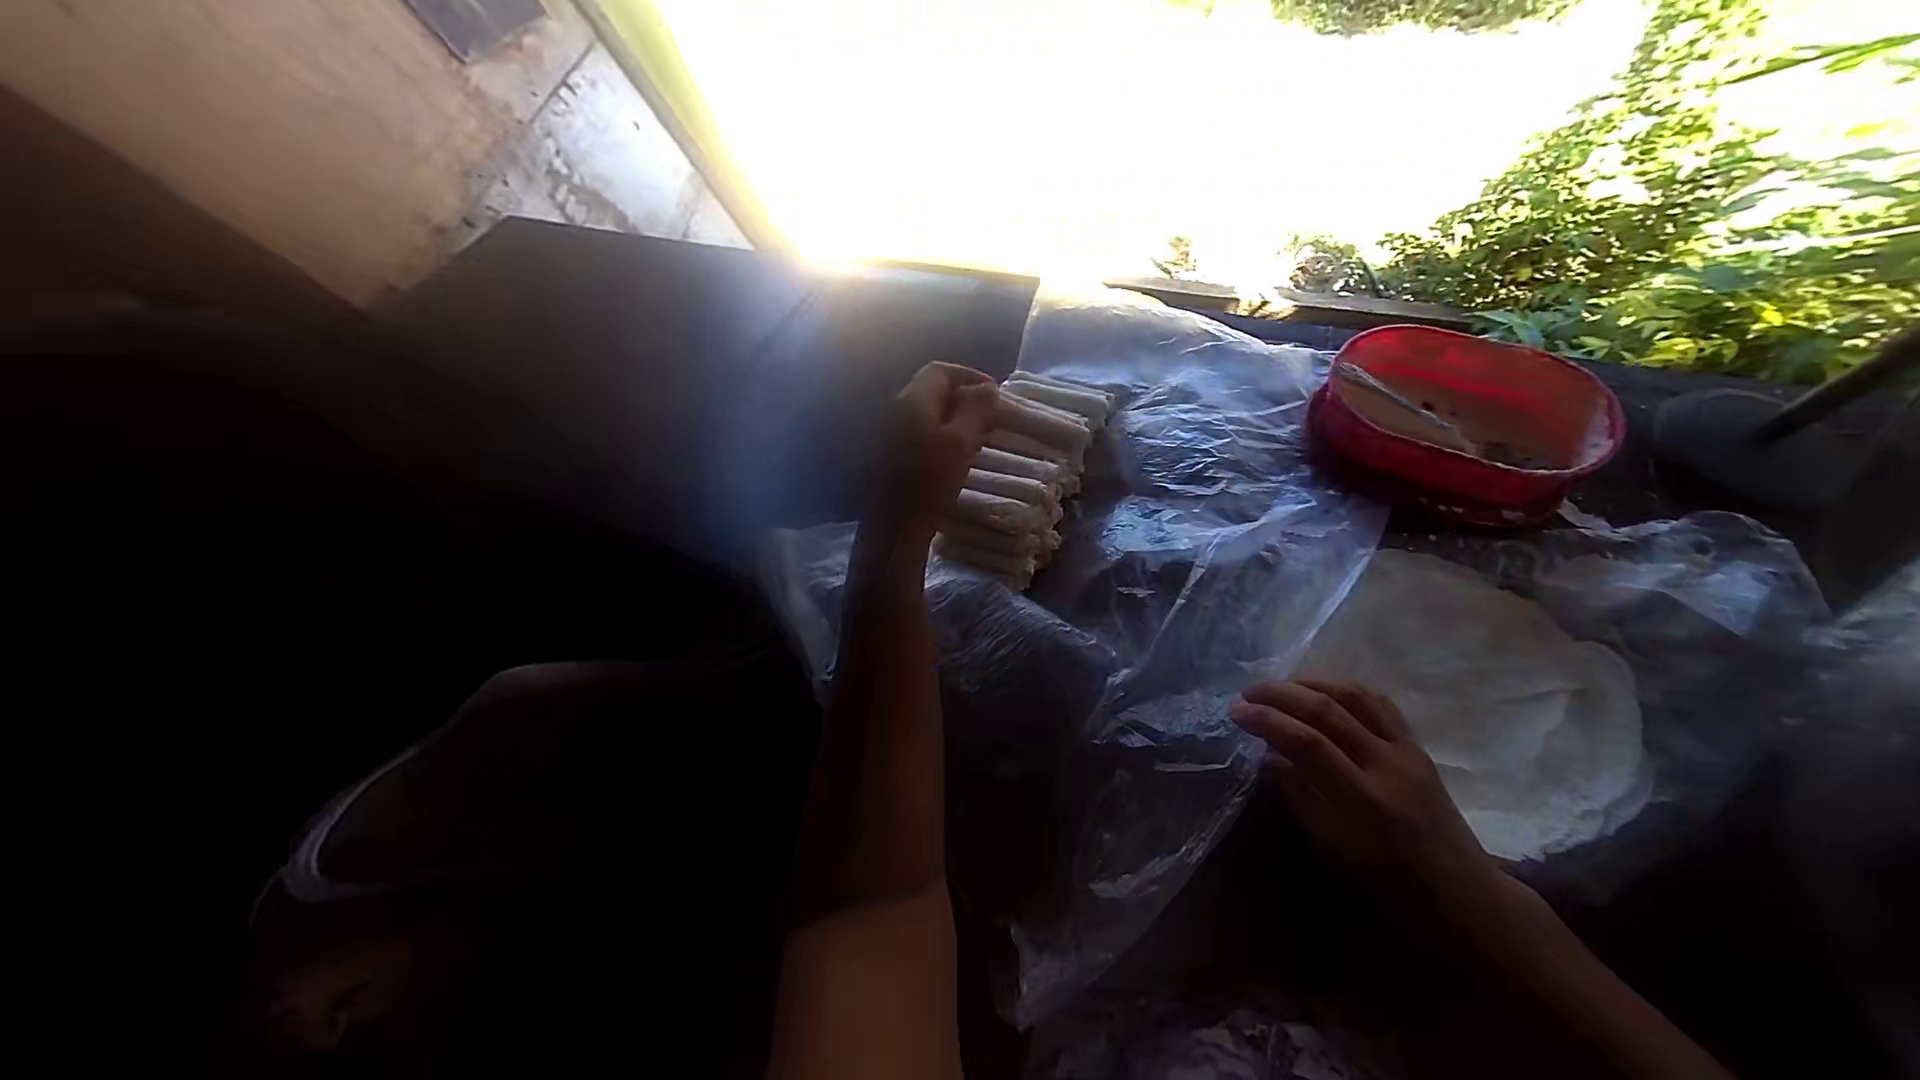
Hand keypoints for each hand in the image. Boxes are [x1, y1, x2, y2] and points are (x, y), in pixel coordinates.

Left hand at [871, 362, 998, 538]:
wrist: (895, 527)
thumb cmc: (929, 481)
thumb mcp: (960, 442)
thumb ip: (975, 410)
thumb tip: (988, 388)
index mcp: (912, 400)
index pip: (940, 371)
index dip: (970, 376)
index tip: (995, 393)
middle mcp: (896, 410)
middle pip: (932, 392)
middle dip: (964, 399)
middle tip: (992, 416)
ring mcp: (890, 435)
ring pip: (928, 416)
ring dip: (955, 420)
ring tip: (981, 437)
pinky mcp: (892, 458)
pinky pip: (921, 436)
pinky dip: (943, 438)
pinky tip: (959, 456)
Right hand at [1230, 679, 1508, 927]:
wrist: (1460, 893)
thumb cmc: (1386, 881)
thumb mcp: (1330, 847)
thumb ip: (1297, 795)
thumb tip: (1266, 754)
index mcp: (1363, 801)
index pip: (1307, 743)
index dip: (1267, 721)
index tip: (1236, 712)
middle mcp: (1387, 767)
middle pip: (1327, 710)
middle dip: (1279, 694)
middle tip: (1247, 694)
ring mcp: (1407, 751)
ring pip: (1354, 695)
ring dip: (1309, 683)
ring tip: (1278, 688)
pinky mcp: (1417, 745)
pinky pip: (1378, 703)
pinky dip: (1342, 688)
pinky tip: (1319, 691)